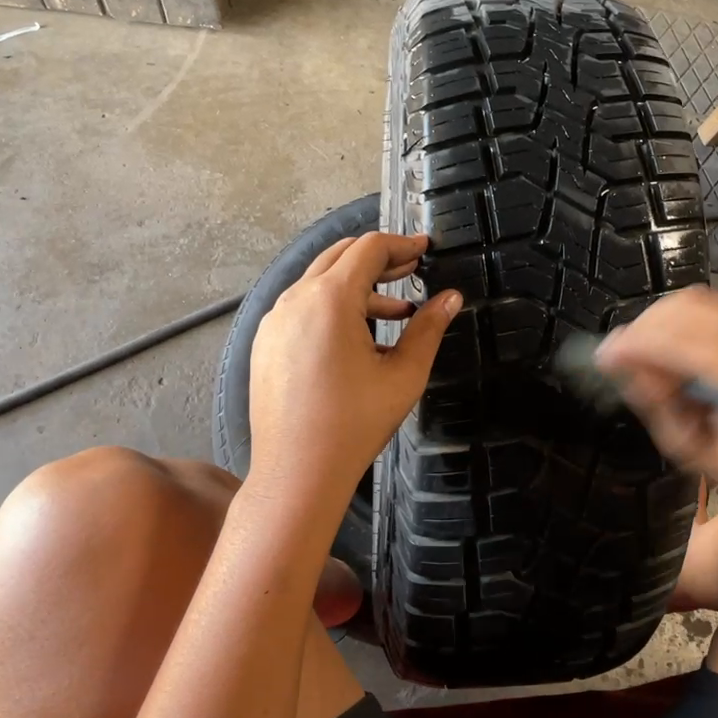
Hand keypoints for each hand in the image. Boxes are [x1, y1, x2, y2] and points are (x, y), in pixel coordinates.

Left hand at [248, 231, 460, 499]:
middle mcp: (295, 300)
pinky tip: (357, 337)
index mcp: (330, 299)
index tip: (424, 249)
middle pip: (340, 257)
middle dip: (378, 259)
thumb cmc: (354, 424)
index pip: (369, 249)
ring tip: (394, 311)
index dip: (401, 244)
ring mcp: (275, 321)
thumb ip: (429, 328)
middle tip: (411, 269)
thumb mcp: (404, 375)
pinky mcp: (266, 343)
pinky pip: (302, 308)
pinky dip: (332, 307)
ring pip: (319, 282)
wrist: (297, 472)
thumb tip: (451, 298)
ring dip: (357, 286)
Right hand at [595, 287, 717, 507]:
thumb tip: (618, 359)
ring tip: (634, 352)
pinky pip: (700, 304)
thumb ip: (657, 403)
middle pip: (691, 317)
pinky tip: (656, 342)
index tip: (606, 356)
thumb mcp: (688, 448)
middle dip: (643, 332)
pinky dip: (669, 318)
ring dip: (652, 323)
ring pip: (690, 304)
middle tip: (611, 355)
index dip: (645, 346)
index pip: (695, 349)